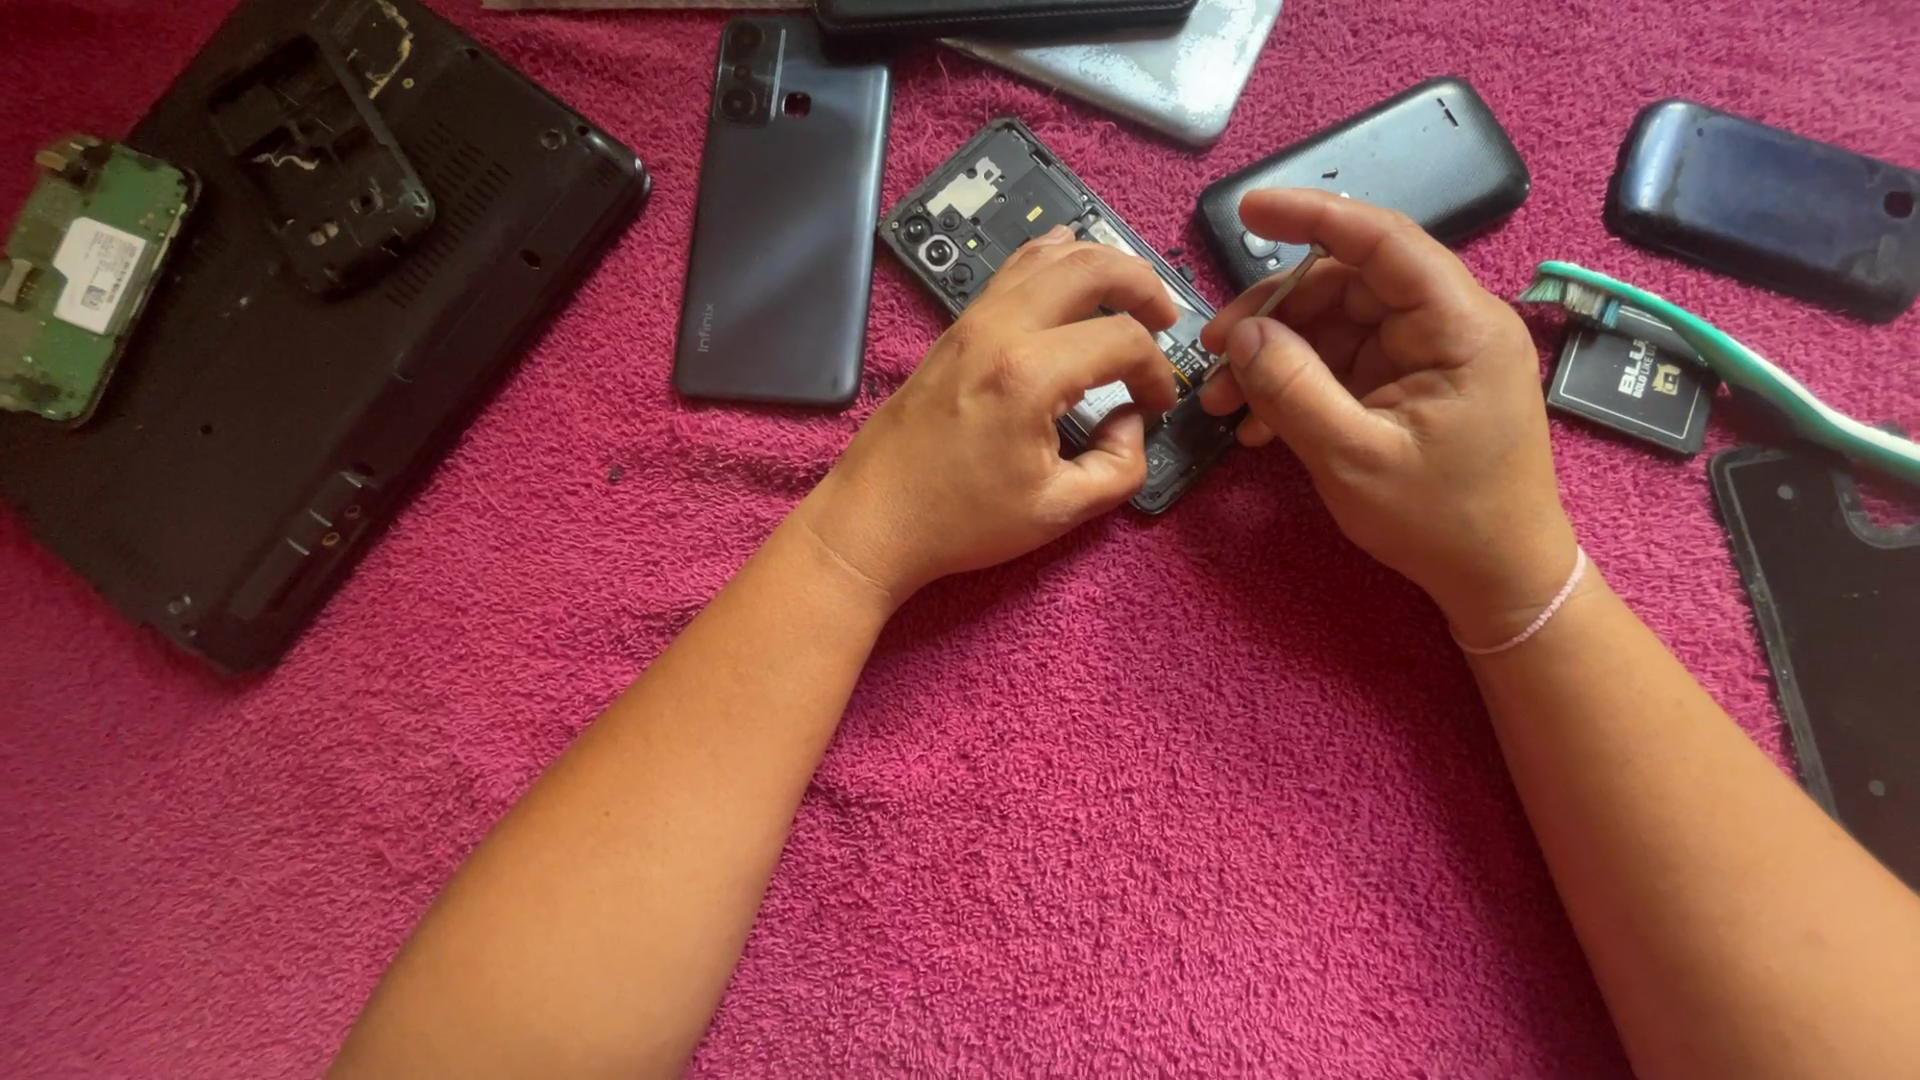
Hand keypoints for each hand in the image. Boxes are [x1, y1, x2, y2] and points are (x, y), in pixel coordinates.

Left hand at [799, 226, 1179, 605]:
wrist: (873, 520)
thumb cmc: (959, 522)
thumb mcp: (1057, 511)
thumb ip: (1119, 468)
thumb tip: (1130, 423)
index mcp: (1028, 374)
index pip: (1122, 341)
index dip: (1157, 372)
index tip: (1158, 405)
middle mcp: (999, 330)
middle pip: (1091, 266)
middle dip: (1143, 284)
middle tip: (1167, 319)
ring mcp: (970, 324)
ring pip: (1047, 255)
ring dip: (1099, 264)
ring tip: (1129, 295)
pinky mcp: (953, 333)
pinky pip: (1011, 274)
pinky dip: (1051, 265)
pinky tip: (1068, 275)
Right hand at [1197, 190, 1579, 646]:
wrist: (1495, 577)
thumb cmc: (1439, 519)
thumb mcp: (1352, 456)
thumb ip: (1292, 388)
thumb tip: (1243, 333)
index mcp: (1458, 326)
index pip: (1382, 242)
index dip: (1312, 217)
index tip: (1246, 209)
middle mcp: (1444, 326)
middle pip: (1344, 287)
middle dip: (1272, 317)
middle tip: (1214, 357)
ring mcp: (1422, 357)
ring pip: (1331, 329)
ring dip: (1272, 361)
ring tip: (1224, 405)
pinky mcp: (1403, 387)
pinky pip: (1337, 367)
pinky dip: (1293, 389)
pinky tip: (1258, 427)